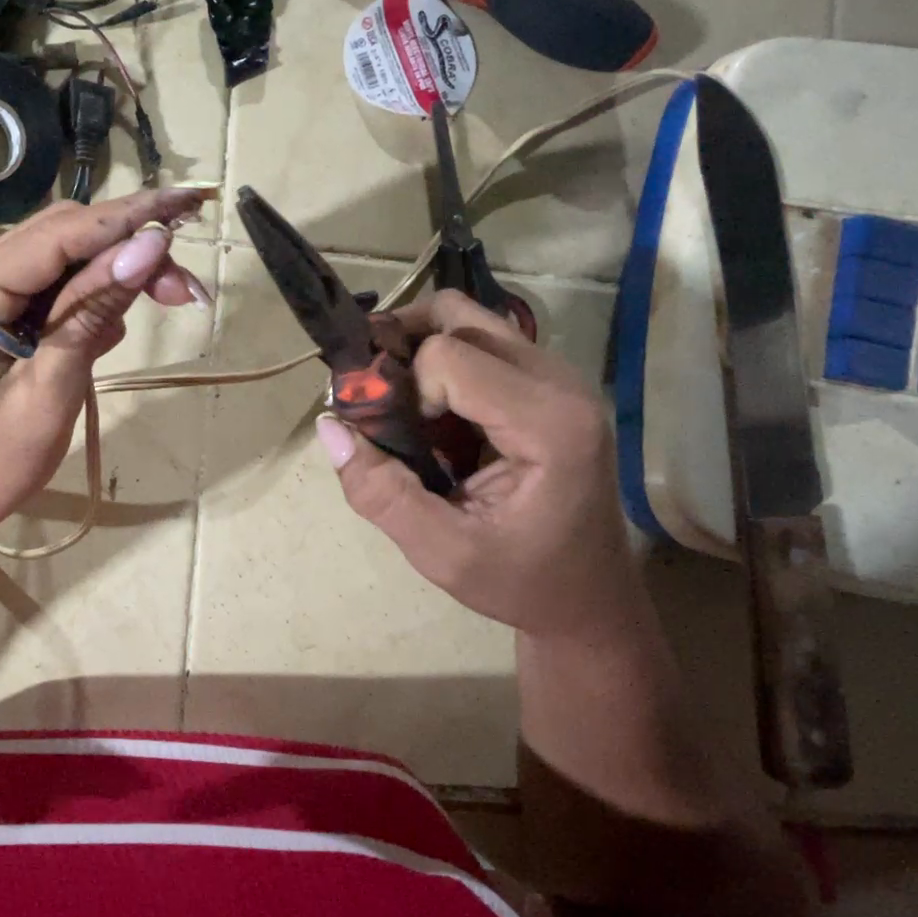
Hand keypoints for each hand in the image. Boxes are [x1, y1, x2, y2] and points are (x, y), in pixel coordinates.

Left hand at [0, 189, 212, 558]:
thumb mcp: (48, 392)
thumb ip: (92, 314)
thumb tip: (148, 247)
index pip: (55, 236)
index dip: (125, 219)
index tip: (187, 204)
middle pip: (58, 239)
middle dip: (126, 249)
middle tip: (185, 284)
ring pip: (58, 265)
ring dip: (113, 277)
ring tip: (172, 299)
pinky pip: (48, 297)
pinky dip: (88, 305)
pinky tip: (115, 330)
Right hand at [317, 290, 642, 639]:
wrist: (588, 599)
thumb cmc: (520, 581)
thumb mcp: (439, 553)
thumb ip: (380, 493)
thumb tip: (329, 426)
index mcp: (548, 424)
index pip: (448, 357)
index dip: (404, 391)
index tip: (403, 444)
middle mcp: (561, 384)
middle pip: (457, 317)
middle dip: (401, 346)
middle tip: (375, 396)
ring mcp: (559, 379)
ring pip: (467, 321)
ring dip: (417, 351)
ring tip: (397, 404)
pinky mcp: (548, 385)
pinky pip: (480, 344)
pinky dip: (439, 364)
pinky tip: (429, 415)